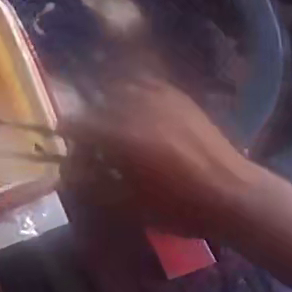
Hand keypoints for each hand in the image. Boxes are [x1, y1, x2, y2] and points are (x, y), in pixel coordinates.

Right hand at [61, 76, 267, 238]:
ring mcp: (159, 96)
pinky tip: (138, 109)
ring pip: (120, 90)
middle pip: (98, 105)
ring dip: (110, 106)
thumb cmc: (180, 207)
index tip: (60, 142)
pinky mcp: (177, 95)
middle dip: (89, 123)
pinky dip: (134, 93)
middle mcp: (136, 107)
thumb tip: (68, 172)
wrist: (232, 193)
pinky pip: (146, 84)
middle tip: (91, 143)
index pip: (79, 124)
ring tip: (114, 126)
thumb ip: (94, 184)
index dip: (66, 133)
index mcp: (122, 135)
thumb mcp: (130, 205)